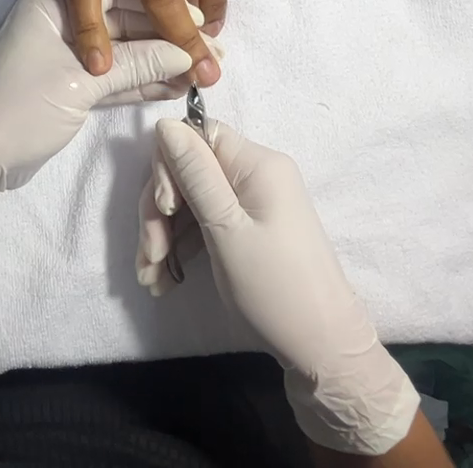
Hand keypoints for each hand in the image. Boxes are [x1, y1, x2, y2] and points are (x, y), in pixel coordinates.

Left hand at [0, 0, 206, 234]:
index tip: (200, 21)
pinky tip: (176, 85)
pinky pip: (114, 76)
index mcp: (52, 3)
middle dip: (167, 39)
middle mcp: (61, 21)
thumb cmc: (20, 106)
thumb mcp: (80, 82)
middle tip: (214, 52)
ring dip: (160, 63)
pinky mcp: (71, 85)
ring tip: (205, 72)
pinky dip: (142, 82)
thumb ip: (136, 64)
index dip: (160, 6)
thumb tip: (188, 53)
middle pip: (124, 23)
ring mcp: (66, 54)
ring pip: (123, 52)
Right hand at [136, 118, 419, 455]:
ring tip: (152, 276)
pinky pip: (201, 221)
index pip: (195, 134)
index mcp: (256, 164)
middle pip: (186, 170)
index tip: (164, 209)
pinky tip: (163, 278)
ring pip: (187, 199)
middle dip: (159, 211)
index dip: (168, 165)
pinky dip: (179, 246)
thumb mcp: (226, 228)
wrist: (322, 350)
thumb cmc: (275, 287)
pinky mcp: (245, 227)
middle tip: (150, 254)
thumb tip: (164, 122)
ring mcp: (250, 202)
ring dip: (163, 234)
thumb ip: (193, 173)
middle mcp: (253, 174)